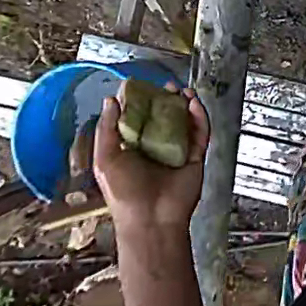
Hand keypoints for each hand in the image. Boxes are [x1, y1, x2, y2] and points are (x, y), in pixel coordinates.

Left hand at [94, 87, 210, 232]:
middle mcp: (157, 147)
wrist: (152, 219)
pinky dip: (200, 117)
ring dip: (185, 104)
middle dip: (167, 100)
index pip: (140, 119)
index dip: (143, 101)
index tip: (143, 86)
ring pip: (185, 122)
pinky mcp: (196, 156)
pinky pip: (201, 133)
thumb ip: (106, 129)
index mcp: (134, 148)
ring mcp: (178, 151)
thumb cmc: (123, 192)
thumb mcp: (105, 159)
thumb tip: (110, 100)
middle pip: (165, 117)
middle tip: (168, 86)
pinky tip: (194, 104)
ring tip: (182, 91)